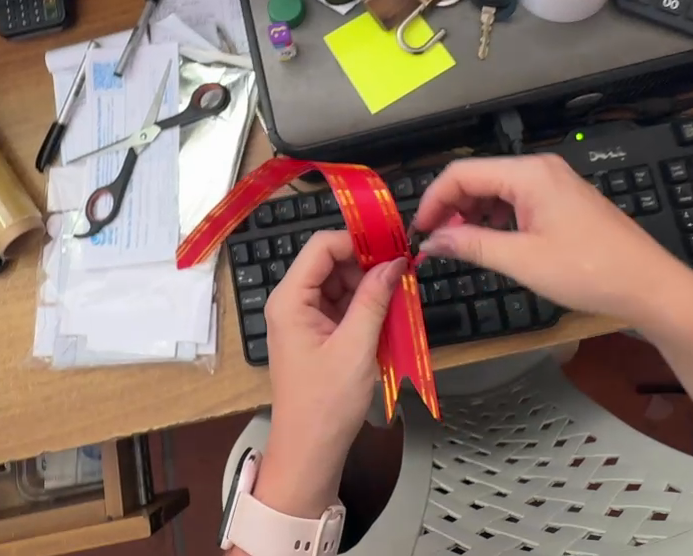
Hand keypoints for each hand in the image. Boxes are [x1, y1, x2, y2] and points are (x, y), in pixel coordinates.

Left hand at [256, 230, 404, 518]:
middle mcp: (292, 300)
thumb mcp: (356, 347)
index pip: (321, 246)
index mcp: (290, 298)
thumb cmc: (326, 403)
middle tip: (402, 270)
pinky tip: (387, 312)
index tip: (391, 244)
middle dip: (366, 264)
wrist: (309, 453)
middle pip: (331, 262)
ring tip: (399, 293)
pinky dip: (364, 305)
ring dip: (368, 285)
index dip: (356, 240)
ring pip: (339, 282)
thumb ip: (374, 299)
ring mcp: (303, 316)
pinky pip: (341, 304)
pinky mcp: (316, 332)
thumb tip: (394, 261)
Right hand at [413, 154, 692, 328]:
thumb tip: (433, 242)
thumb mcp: (522, 261)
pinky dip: (496, 217)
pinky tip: (493, 241)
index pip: (462, 173)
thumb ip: (471, 246)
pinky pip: (516, 199)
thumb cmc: (591, 271)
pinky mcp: (563, 199)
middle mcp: (539, 169)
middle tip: (436, 241)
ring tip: (462, 245)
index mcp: (528, 174)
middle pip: (478, 177)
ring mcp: (554, 182)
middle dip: (452, 207)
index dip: (434, 199)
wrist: (652, 288)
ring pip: (495, 189)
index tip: (420, 230)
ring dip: (472, 213)